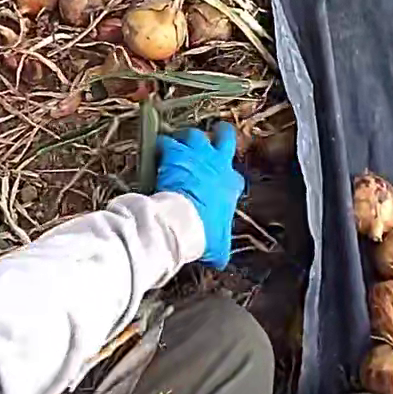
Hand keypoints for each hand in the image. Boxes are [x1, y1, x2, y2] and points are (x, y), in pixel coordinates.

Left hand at [155, 122, 243, 268]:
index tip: (219, 182)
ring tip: (179, 143)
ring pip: (196, 134)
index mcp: (230, 185)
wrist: (182, 221)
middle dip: (220, 133)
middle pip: (225, 137)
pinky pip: (168, 142)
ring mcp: (197, 156)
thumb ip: (221, 248)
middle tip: (213, 134)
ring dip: (187, 138)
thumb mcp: (218, 245)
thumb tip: (221, 260)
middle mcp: (218, 165)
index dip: (228, 178)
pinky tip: (157, 150)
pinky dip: (162, 145)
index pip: (235, 177)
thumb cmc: (203, 231)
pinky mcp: (176, 153)